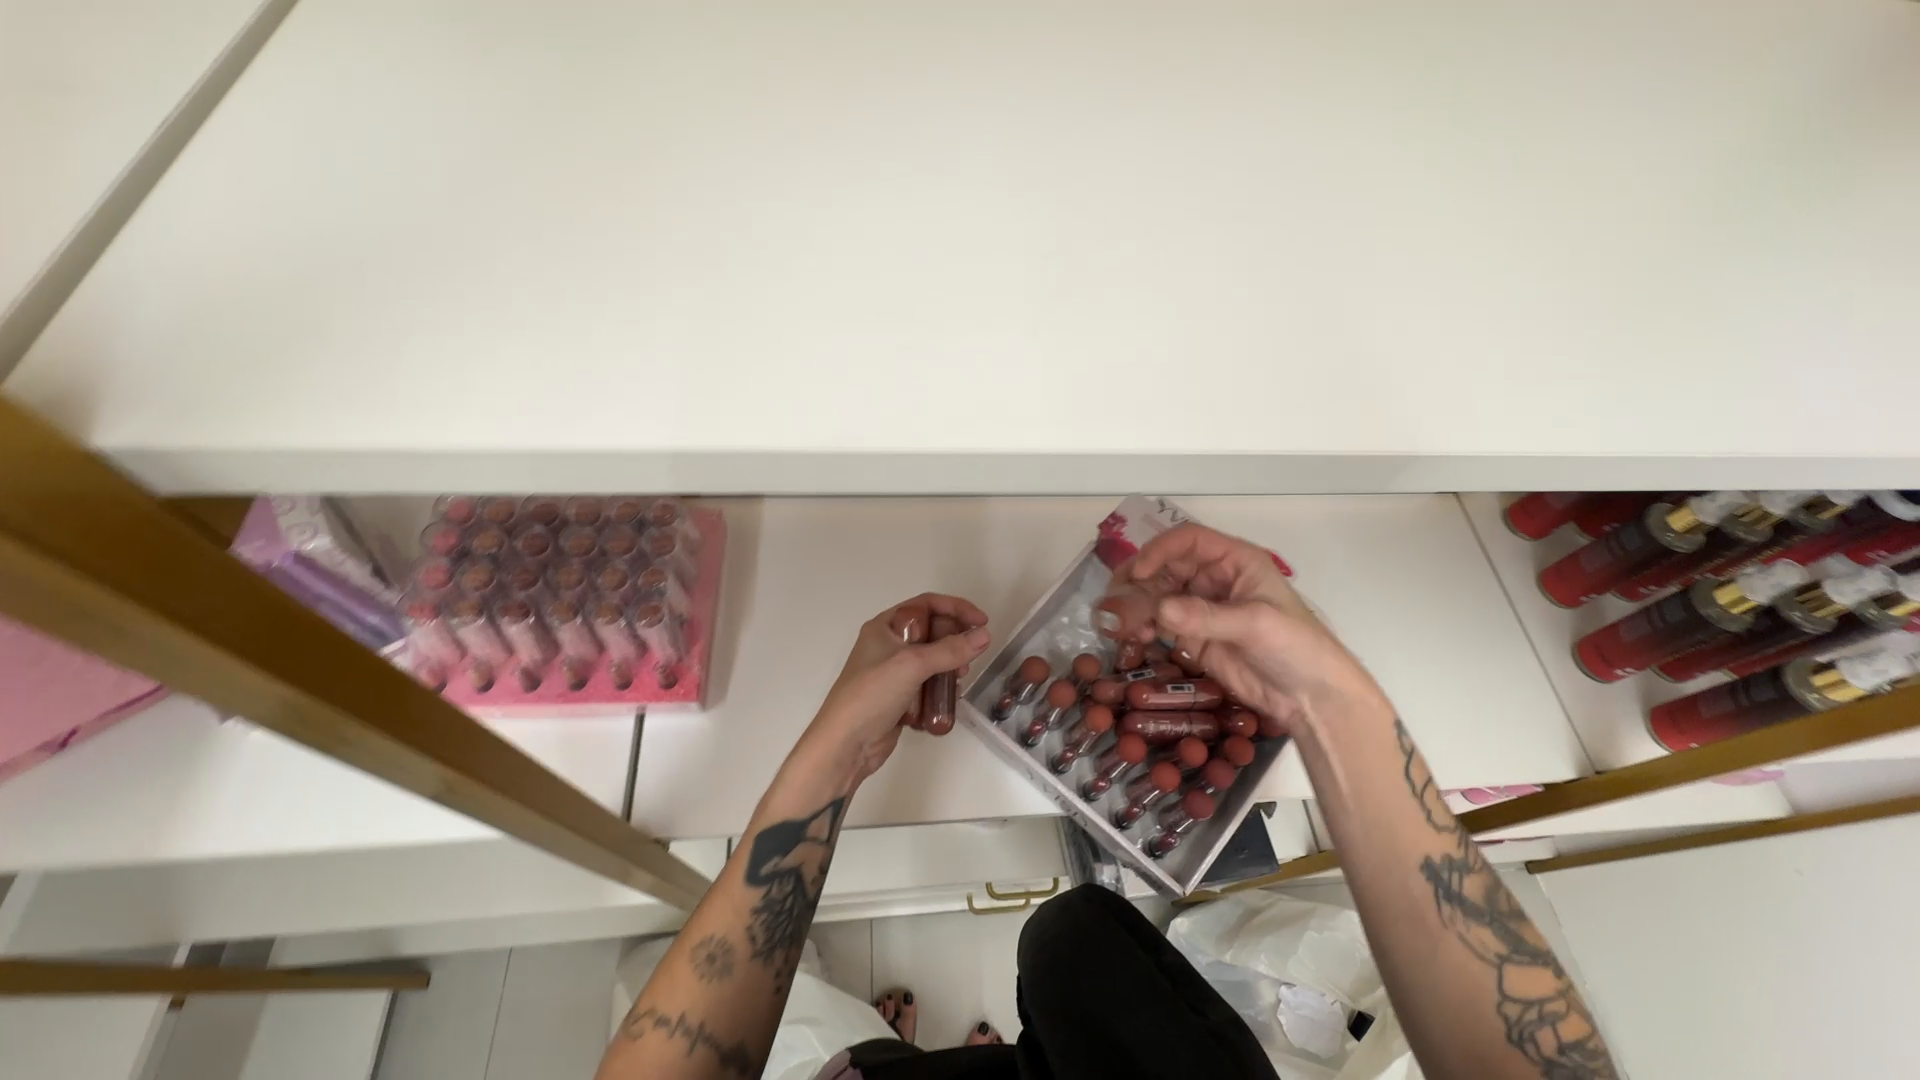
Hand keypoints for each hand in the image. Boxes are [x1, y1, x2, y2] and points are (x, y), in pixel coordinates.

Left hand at [798, 594, 990, 787]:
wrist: (846, 744)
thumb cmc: (872, 694)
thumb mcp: (912, 665)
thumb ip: (950, 650)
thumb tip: (984, 635)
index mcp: (885, 627)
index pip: (926, 605)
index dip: (956, 608)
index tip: (981, 621)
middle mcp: (888, 645)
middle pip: (931, 631)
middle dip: (954, 641)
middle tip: (969, 657)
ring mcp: (893, 673)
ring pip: (932, 660)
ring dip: (950, 667)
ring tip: (959, 679)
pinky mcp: (900, 697)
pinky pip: (928, 685)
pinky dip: (941, 688)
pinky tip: (950, 698)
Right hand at [1127, 524, 1382, 734]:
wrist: (1311, 697)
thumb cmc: (1296, 647)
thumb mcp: (1256, 624)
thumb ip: (1207, 616)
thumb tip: (1160, 610)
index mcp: (1235, 561)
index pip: (1188, 541)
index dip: (1160, 551)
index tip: (1139, 574)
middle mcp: (1213, 579)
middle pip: (1164, 567)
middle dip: (1137, 581)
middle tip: (1113, 600)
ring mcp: (1200, 609)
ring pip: (1156, 596)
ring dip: (1134, 606)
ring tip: (1119, 625)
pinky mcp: (1193, 638)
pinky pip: (1158, 624)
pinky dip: (1142, 628)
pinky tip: (1135, 638)